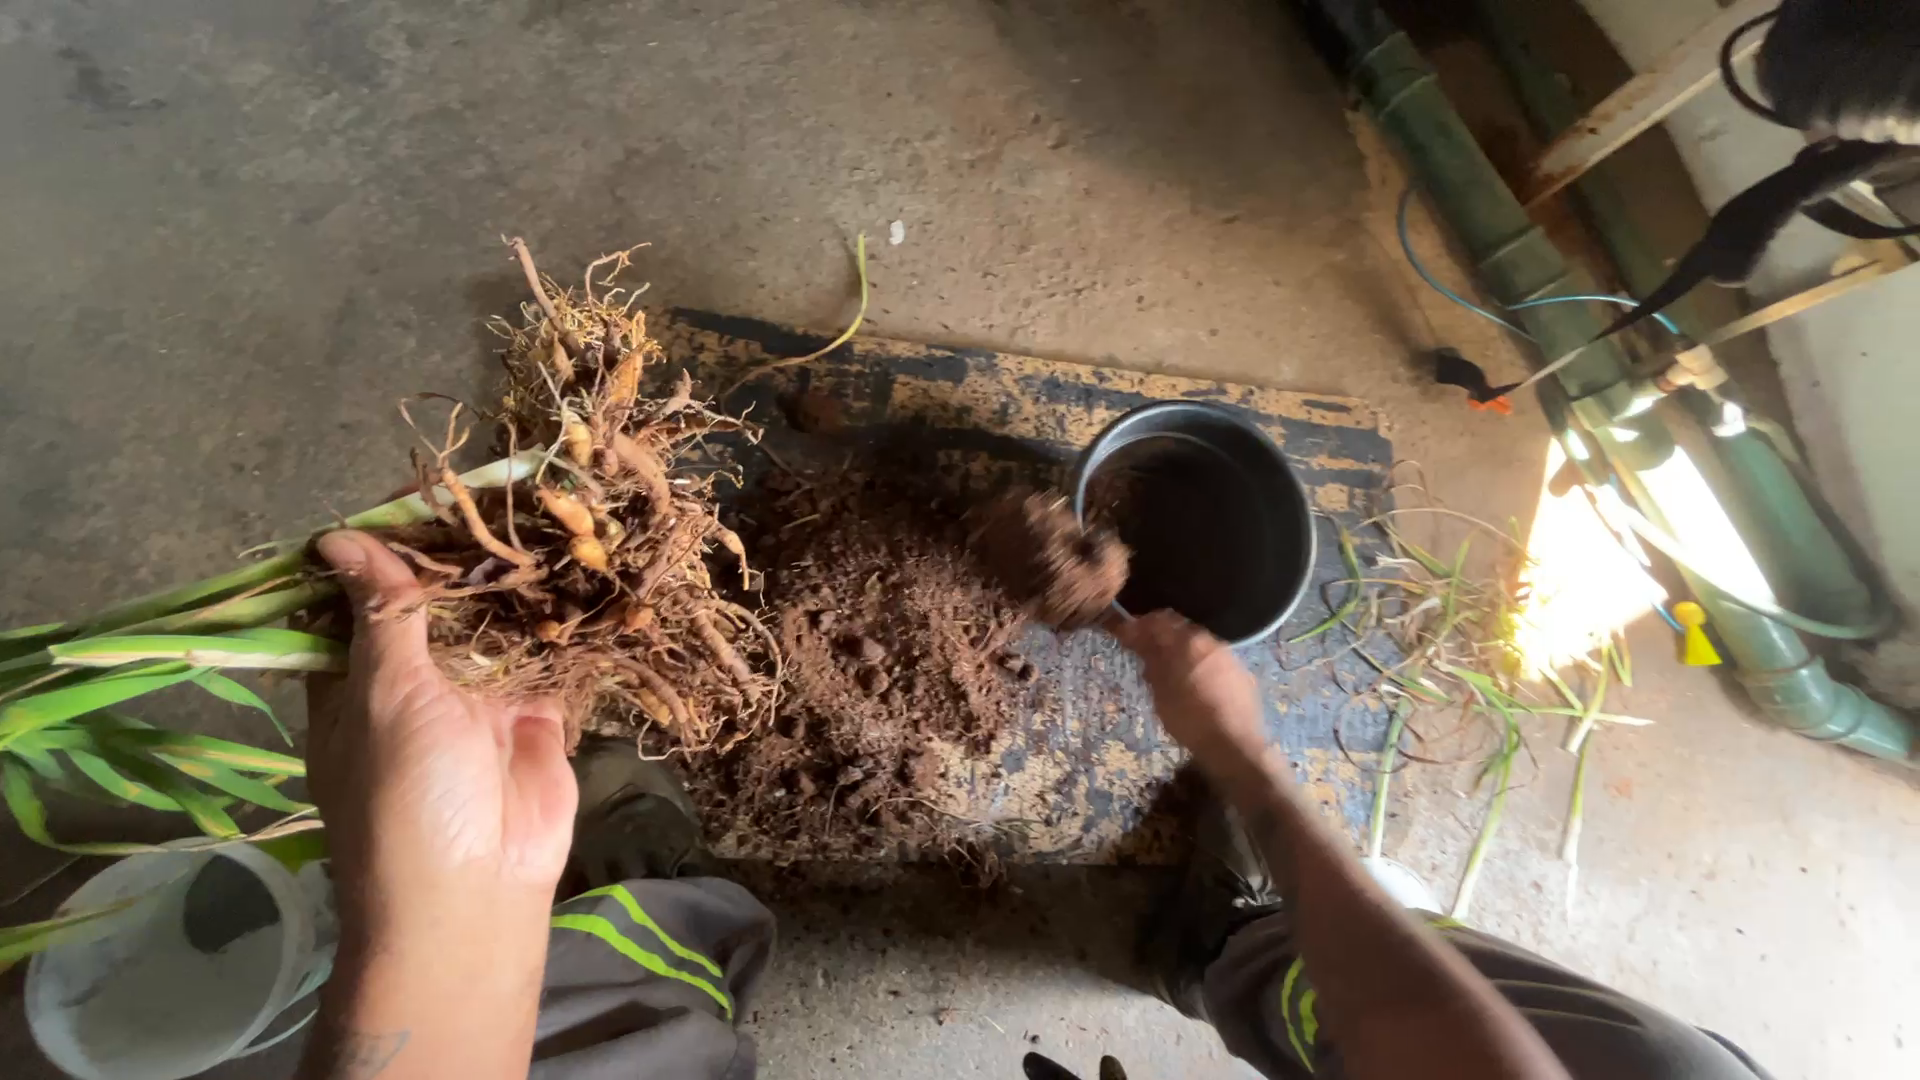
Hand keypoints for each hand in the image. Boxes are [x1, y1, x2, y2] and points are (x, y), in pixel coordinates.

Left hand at [306, 529, 577, 939]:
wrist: (479, 882)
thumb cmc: (409, 790)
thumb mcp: (387, 695)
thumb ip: (382, 617)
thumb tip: (338, 538)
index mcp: (361, 681)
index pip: (368, 602)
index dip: (392, 553)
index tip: (428, 499)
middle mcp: (421, 685)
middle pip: (444, 612)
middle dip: (472, 569)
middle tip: (511, 505)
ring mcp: (483, 700)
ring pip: (502, 633)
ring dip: (525, 595)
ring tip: (556, 529)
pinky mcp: (538, 714)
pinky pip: (551, 663)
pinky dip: (568, 632)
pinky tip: (590, 585)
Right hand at [1112, 610, 1266, 769]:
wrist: (1234, 746)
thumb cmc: (1189, 719)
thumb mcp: (1160, 691)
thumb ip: (1150, 659)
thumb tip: (1136, 637)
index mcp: (1187, 643)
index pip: (1159, 619)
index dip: (1141, 625)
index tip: (1128, 637)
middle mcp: (1211, 642)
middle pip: (1181, 629)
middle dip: (1163, 638)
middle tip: (1147, 656)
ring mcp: (1230, 657)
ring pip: (1200, 645)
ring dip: (1183, 652)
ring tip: (1171, 673)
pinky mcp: (1243, 674)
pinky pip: (1216, 660)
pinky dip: (1201, 665)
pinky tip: (1197, 685)